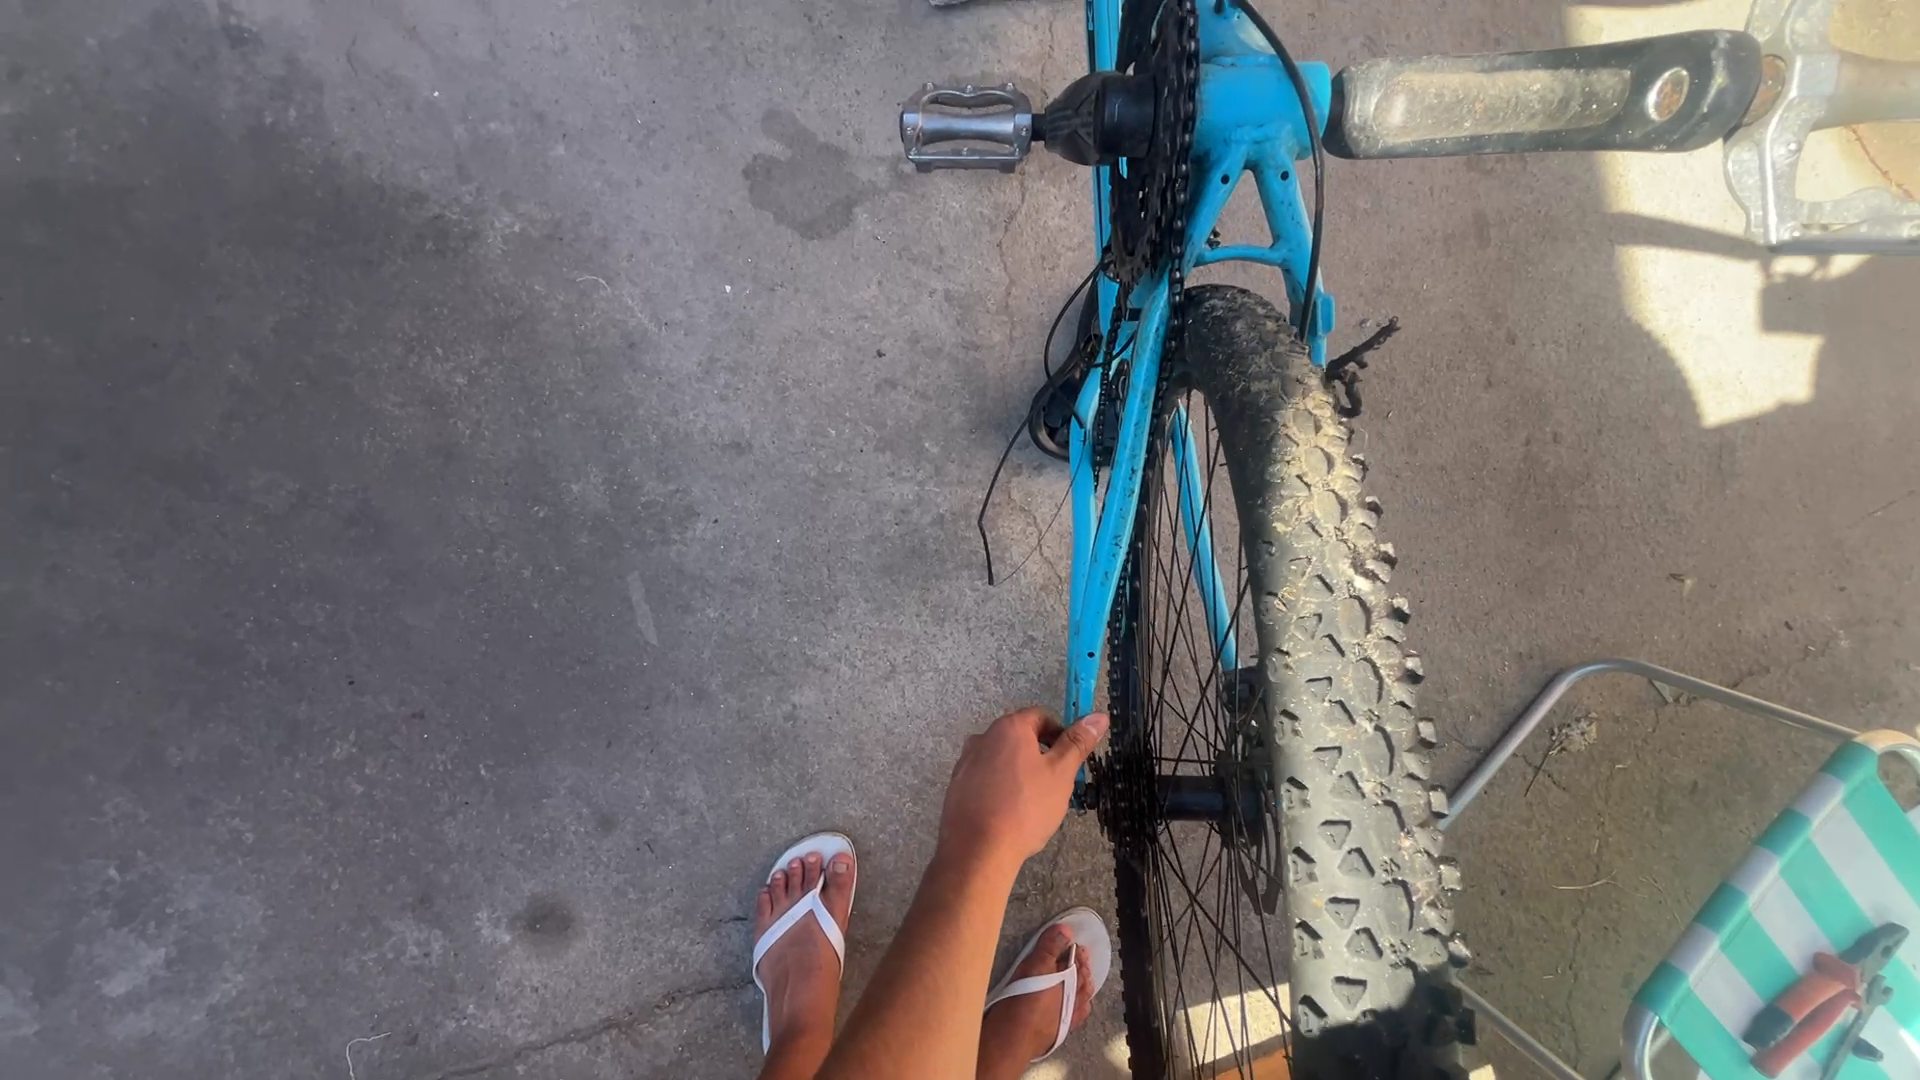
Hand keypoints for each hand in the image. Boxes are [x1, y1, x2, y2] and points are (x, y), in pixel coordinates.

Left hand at [937, 708, 1108, 872]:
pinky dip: (999, 787)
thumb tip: (1098, 716)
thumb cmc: (1025, 807)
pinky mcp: (956, 786)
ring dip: (1019, 772)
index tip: (1070, 761)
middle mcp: (983, 737)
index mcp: (1009, 727)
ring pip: (1002, 759)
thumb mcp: (1060, 774)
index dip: (1060, 735)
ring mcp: (965, 761)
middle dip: (1040, 756)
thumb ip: (1078, 743)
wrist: (977, 849)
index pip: (1041, 717)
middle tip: (1055, 785)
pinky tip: (1008, 813)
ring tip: (1032, 803)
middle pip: (1019, 737)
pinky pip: (985, 778)